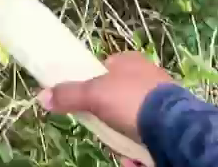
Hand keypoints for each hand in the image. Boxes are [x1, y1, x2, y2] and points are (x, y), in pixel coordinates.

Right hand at [39, 52, 175, 152]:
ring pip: (135, 123)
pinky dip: (141, 152)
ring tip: (121, 153)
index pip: (109, 67)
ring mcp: (164, 104)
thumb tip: (41, 96)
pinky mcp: (175, 128)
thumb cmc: (131, 100)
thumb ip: (68, 94)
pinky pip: (151, 139)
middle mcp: (149, 78)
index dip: (97, 83)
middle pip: (120, 98)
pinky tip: (136, 159)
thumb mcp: (93, 94)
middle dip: (110, 118)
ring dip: (124, 140)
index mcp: (131, 61)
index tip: (89, 101)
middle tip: (103, 130)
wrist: (176, 129)